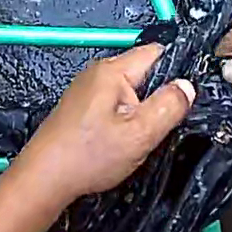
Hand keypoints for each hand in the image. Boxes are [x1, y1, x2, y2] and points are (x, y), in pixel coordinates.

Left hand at [9, 44, 195, 206]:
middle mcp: (98, 73)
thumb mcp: (140, 134)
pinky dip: (124, 118)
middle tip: (162, 123)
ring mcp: (87, 89)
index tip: (185, 96)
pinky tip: (121, 140)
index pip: (157, 52)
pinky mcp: (82, 106)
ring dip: (140, 110)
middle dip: (158, 95)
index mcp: (113, 71)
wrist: (44, 179)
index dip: (177, 70)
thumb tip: (187, 86)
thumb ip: (168, 106)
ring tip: (140, 135)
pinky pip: (114, 103)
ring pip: (130, 90)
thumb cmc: (87, 156)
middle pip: (144, 72)